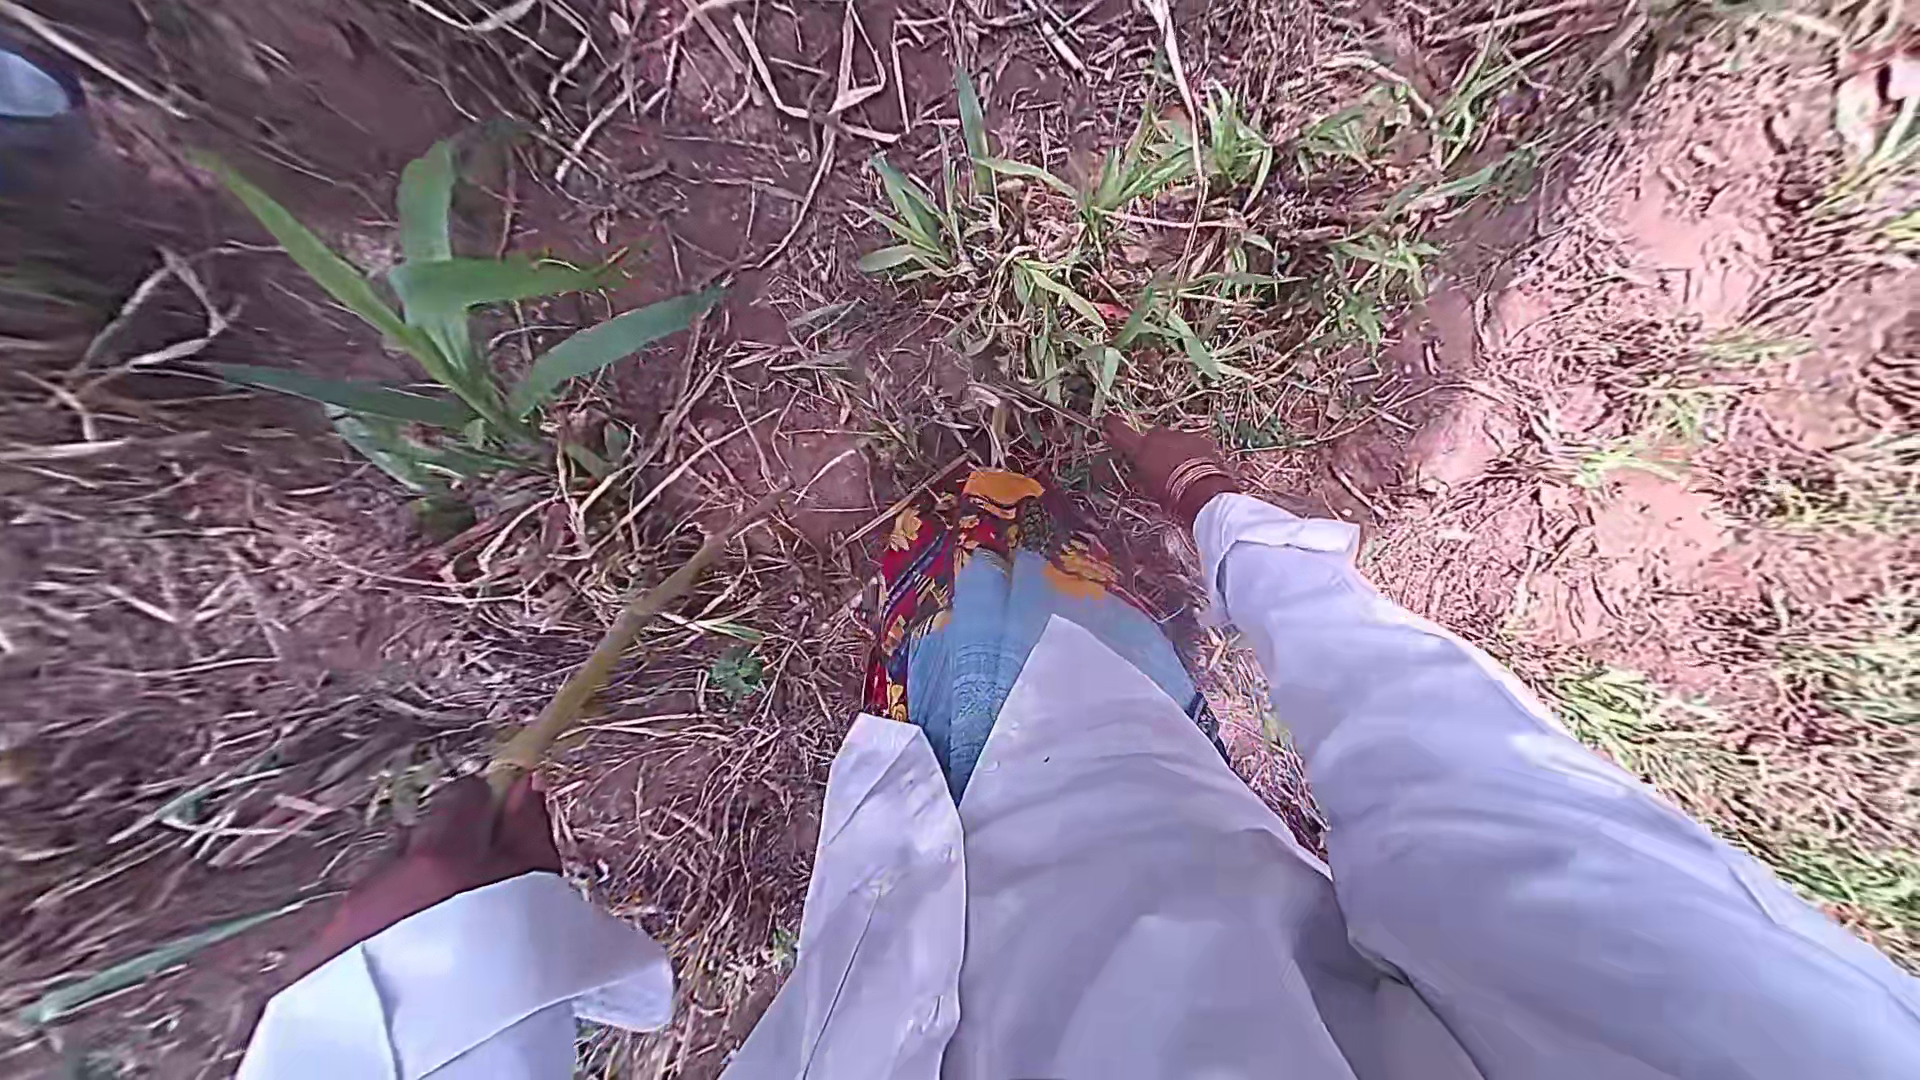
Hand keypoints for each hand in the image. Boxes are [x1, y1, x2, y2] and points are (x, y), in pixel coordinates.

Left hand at [288, 774, 560, 977]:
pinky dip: (378, 933)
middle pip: (418, 840)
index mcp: (440, 855)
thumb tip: (524, 784)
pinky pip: (351, 927)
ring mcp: (340, 924)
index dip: (486, 804)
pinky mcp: (309, 967)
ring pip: (383, 885)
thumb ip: (528, 828)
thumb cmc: (505, 963)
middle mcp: (380, 880)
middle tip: (476, 885)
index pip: (462, 796)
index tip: (501, 820)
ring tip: (440, 932)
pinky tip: (407, 960)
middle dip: (446, 852)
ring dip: (409, 895)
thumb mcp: (537, 885)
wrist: (440, 1053)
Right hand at [1103, 415, 1241, 526]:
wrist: (1203, 491)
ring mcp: (1180, 435)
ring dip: (1172, 448)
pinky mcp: (1200, 438)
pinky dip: (1190, 451)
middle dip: (1152, 445)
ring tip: (1178, 468)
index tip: (1107, 421)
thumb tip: (1132, 471)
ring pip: (1172, 438)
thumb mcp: (1146, 488)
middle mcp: (1159, 436)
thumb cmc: (1169, 494)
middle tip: (1156, 463)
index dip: (1112, 426)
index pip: (1119, 432)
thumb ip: (1136, 474)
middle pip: (1151, 435)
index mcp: (1140, 448)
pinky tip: (1193, 466)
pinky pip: (1191, 442)